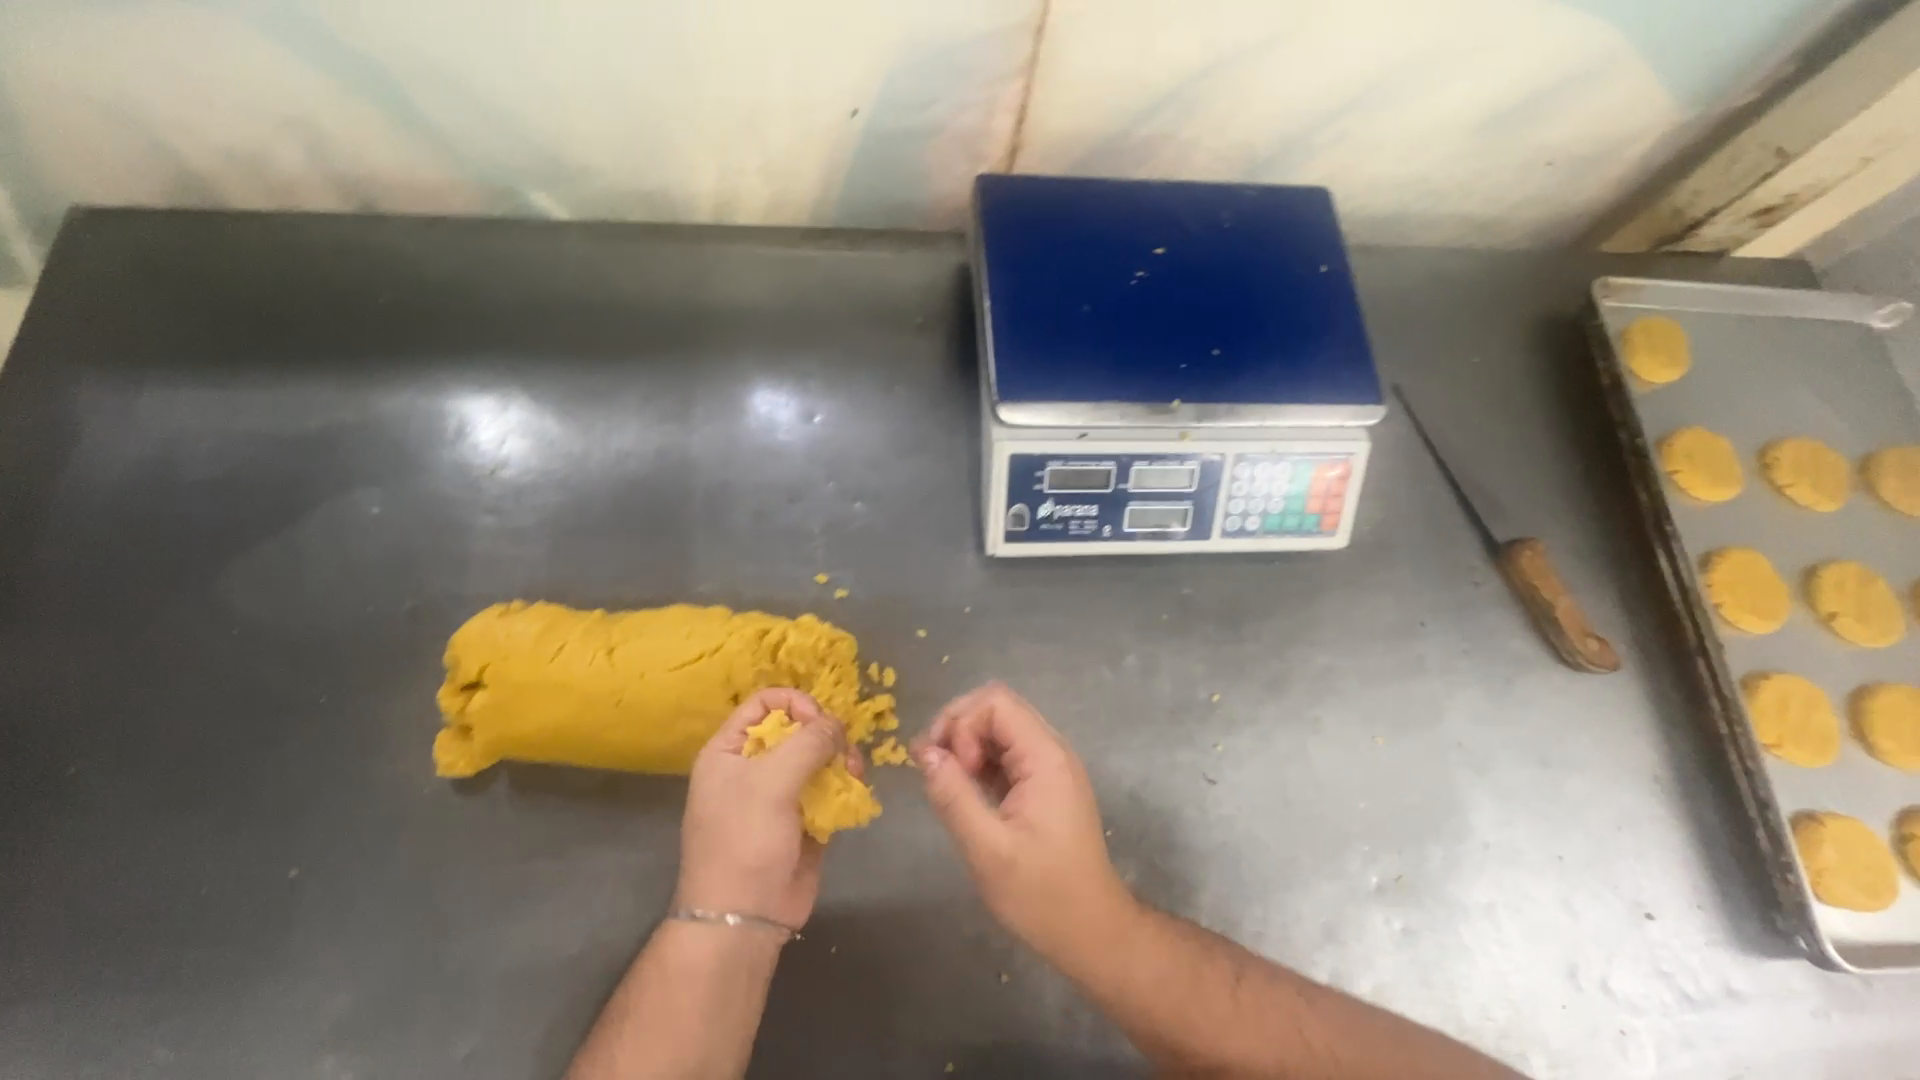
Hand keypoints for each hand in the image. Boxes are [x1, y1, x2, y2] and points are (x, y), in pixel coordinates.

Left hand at [675, 689, 861, 929]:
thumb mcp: (770, 783)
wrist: (745, 919)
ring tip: (854, 774)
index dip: (795, 704)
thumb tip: (837, 722)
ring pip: (818, 759)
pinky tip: (855, 793)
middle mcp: (754, 768)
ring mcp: (780, 796)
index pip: (764, 704)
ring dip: (840, 760)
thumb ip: (808, 743)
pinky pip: (829, 790)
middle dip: (825, 734)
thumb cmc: (744, 841)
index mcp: (729, 752)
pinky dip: (845, 787)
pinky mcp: (805, 821)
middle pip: (797, 730)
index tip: (818, 722)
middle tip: (843, 750)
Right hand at [913, 682, 1133, 958]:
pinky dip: (978, 763)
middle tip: (935, 770)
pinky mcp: (1043, 787)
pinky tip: (960, 791)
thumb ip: (954, 796)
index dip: (961, 724)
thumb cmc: (1042, 895)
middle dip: (958, 730)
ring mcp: (1049, 769)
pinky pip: (1006, 755)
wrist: (1090, 931)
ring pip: (999, 730)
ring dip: (965, 746)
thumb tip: (925, 752)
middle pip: (996, 709)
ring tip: (941, 782)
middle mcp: (1051, 752)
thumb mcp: (988, 850)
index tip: (947, 767)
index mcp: (1045, 758)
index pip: (995, 702)